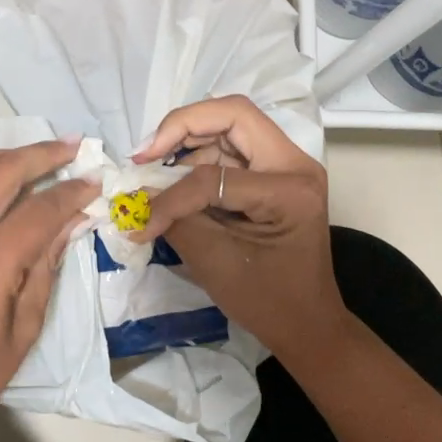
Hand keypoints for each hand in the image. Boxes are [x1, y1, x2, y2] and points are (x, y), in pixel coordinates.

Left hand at [0, 139, 96, 441]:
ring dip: (3, 156)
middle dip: (41, 154)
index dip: (72, 191)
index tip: (95, 180)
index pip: (39, 209)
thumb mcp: (21, 334)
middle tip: (72, 148)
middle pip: (0, 171)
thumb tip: (69, 222)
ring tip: (33, 156)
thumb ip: (44, 269)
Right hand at [130, 97, 349, 360]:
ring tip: (152, 168)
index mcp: (290, 189)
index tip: (140, 220)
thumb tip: (134, 197)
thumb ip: (174, 220)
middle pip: (233, 115)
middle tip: (144, 154)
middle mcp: (295, 164)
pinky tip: (172, 178)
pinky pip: (230, 150)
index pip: (215, 173)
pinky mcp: (273, 175)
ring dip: (187, 142)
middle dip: (181, 128)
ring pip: (229, 127)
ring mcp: (286, 166)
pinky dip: (197, 158)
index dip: (170, 194)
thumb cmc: (267, 301)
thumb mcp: (215, 261)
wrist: (307, 326)